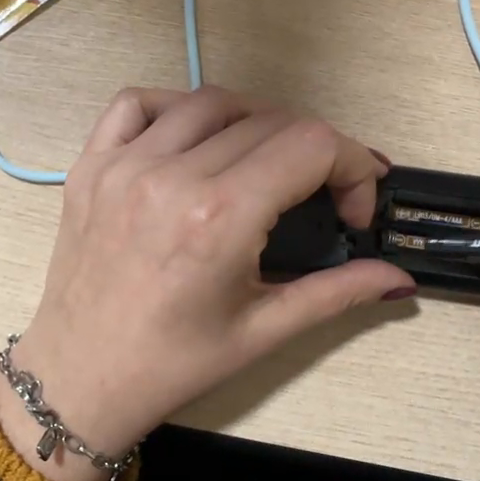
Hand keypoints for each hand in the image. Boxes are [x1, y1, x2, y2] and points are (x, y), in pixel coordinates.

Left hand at [0, 87, 414, 480]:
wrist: (79, 378)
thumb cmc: (172, 365)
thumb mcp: (261, 332)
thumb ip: (337, 293)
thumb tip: (399, 278)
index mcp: (219, 217)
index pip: (312, 145)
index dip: (353, 167)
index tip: (353, 209)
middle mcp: (170, 176)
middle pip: (269, 120)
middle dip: (313, 151)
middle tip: (318, 193)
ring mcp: (122, 165)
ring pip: (208, 101)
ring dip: (253, 121)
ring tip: (264, 161)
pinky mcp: (89, 166)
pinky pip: (135, 104)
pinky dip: (174, 107)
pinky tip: (192, 139)